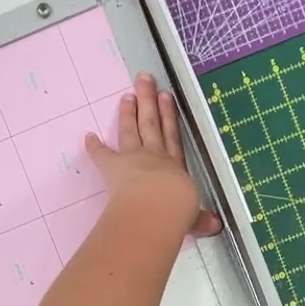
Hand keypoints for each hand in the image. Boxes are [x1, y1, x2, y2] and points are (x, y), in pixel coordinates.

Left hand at [85, 73, 221, 237]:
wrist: (158, 206)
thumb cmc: (178, 211)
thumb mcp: (193, 216)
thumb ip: (201, 220)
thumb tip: (215, 225)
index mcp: (175, 167)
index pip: (172, 138)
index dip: (170, 118)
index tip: (167, 98)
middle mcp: (155, 156)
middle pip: (152, 124)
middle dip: (149, 102)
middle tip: (145, 80)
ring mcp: (134, 157)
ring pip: (131, 130)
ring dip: (128, 112)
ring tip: (127, 95)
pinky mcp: (113, 165)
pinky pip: (101, 154)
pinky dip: (94, 146)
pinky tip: (88, 137)